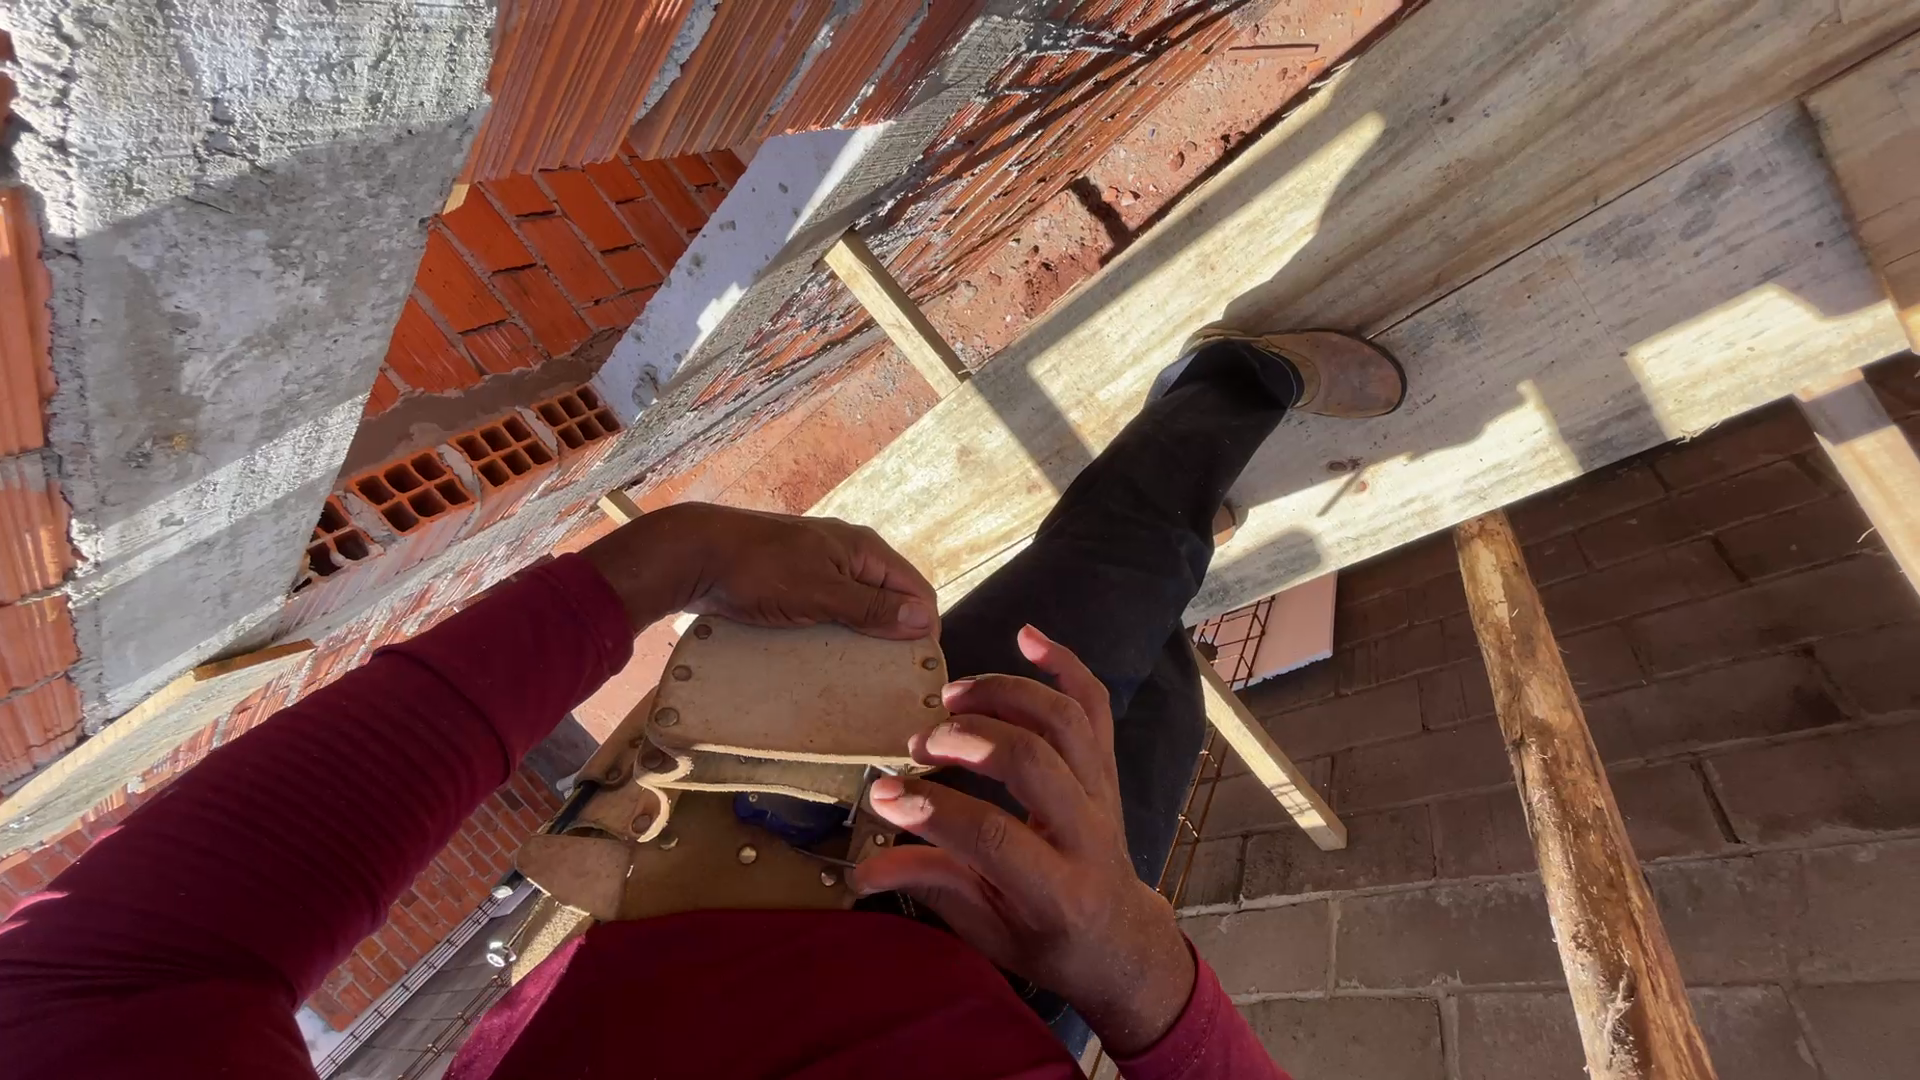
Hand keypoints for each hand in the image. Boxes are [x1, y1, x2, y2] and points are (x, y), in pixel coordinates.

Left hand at [582, 503, 936, 638]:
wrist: (695, 554)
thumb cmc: (762, 570)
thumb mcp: (822, 592)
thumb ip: (872, 607)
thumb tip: (923, 621)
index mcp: (865, 550)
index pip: (917, 590)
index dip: (923, 627)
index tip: (916, 669)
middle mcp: (850, 555)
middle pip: (891, 599)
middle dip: (895, 634)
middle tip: (889, 677)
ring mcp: (823, 568)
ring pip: (861, 607)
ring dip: (865, 636)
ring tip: (861, 673)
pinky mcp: (798, 583)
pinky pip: (832, 609)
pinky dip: (838, 631)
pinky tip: (830, 656)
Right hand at [852, 626, 1196, 1055]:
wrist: (1118, 937)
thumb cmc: (1047, 940)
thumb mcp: (987, 929)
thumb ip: (931, 886)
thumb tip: (860, 870)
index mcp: (1058, 890)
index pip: (993, 836)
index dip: (934, 809)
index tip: (885, 793)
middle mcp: (1089, 832)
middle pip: (1033, 762)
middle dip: (967, 740)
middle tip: (920, 741)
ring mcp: (1103, 791)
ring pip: (1063, 721)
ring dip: (1003, 694)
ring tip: (953, 696)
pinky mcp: (1106, 765)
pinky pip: (1094, 703)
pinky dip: (1063, 663)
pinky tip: (1026, 636)